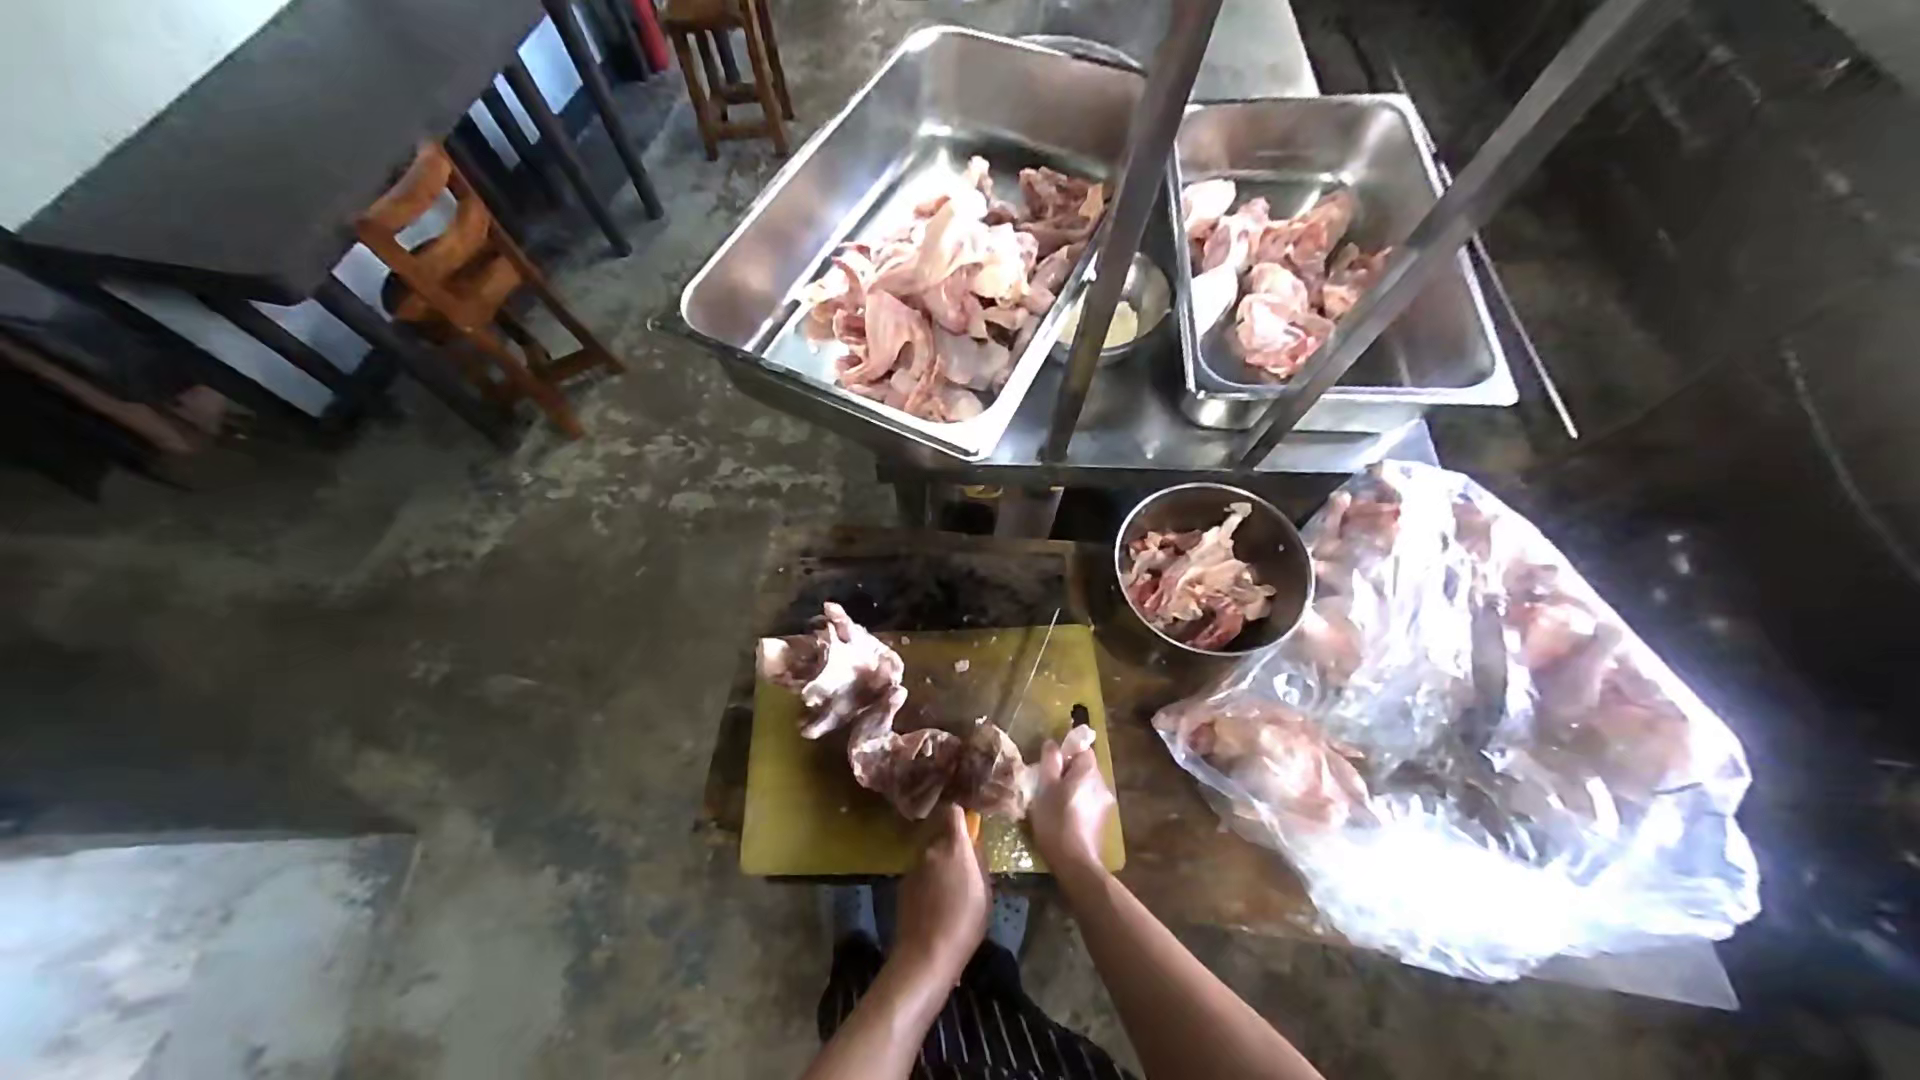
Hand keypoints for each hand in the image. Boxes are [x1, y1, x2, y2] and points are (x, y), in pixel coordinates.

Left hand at [893, 803, 988, 982]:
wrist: (926, 954)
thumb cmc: (965, 923)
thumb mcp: (985, 892)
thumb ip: (979, 861)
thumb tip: (973, 843)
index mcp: (954, 847)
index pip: (953, 812)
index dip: (960, 818)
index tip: (968, 831)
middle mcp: (931, 850)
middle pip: (941, 836)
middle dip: (952, 848)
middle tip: (963, 873)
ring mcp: (914, 866)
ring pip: (930, 856)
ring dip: (939, 866)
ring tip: (949, 894)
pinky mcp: (903, 883)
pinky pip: (920, 874)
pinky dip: (927, 882)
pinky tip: (934, 906)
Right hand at [1028, 737, 1114, 875]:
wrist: (1074, 862)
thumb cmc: (1055, 819)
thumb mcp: (1045, 786)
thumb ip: (1050, 761)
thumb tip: (1053, 743)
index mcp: (1089, 771)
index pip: (1082, 749)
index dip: (1066, 753)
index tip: (1051, 766)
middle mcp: (1102, 783)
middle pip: (1085, 768)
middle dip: (1068, 772)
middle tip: (1048, 786)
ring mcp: (1105, 803)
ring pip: (1087, 786)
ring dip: (1073, 789)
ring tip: (1055, 803)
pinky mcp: (1103, 820)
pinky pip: (1089, 802)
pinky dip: (1078, 804)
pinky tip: (1065, 818)